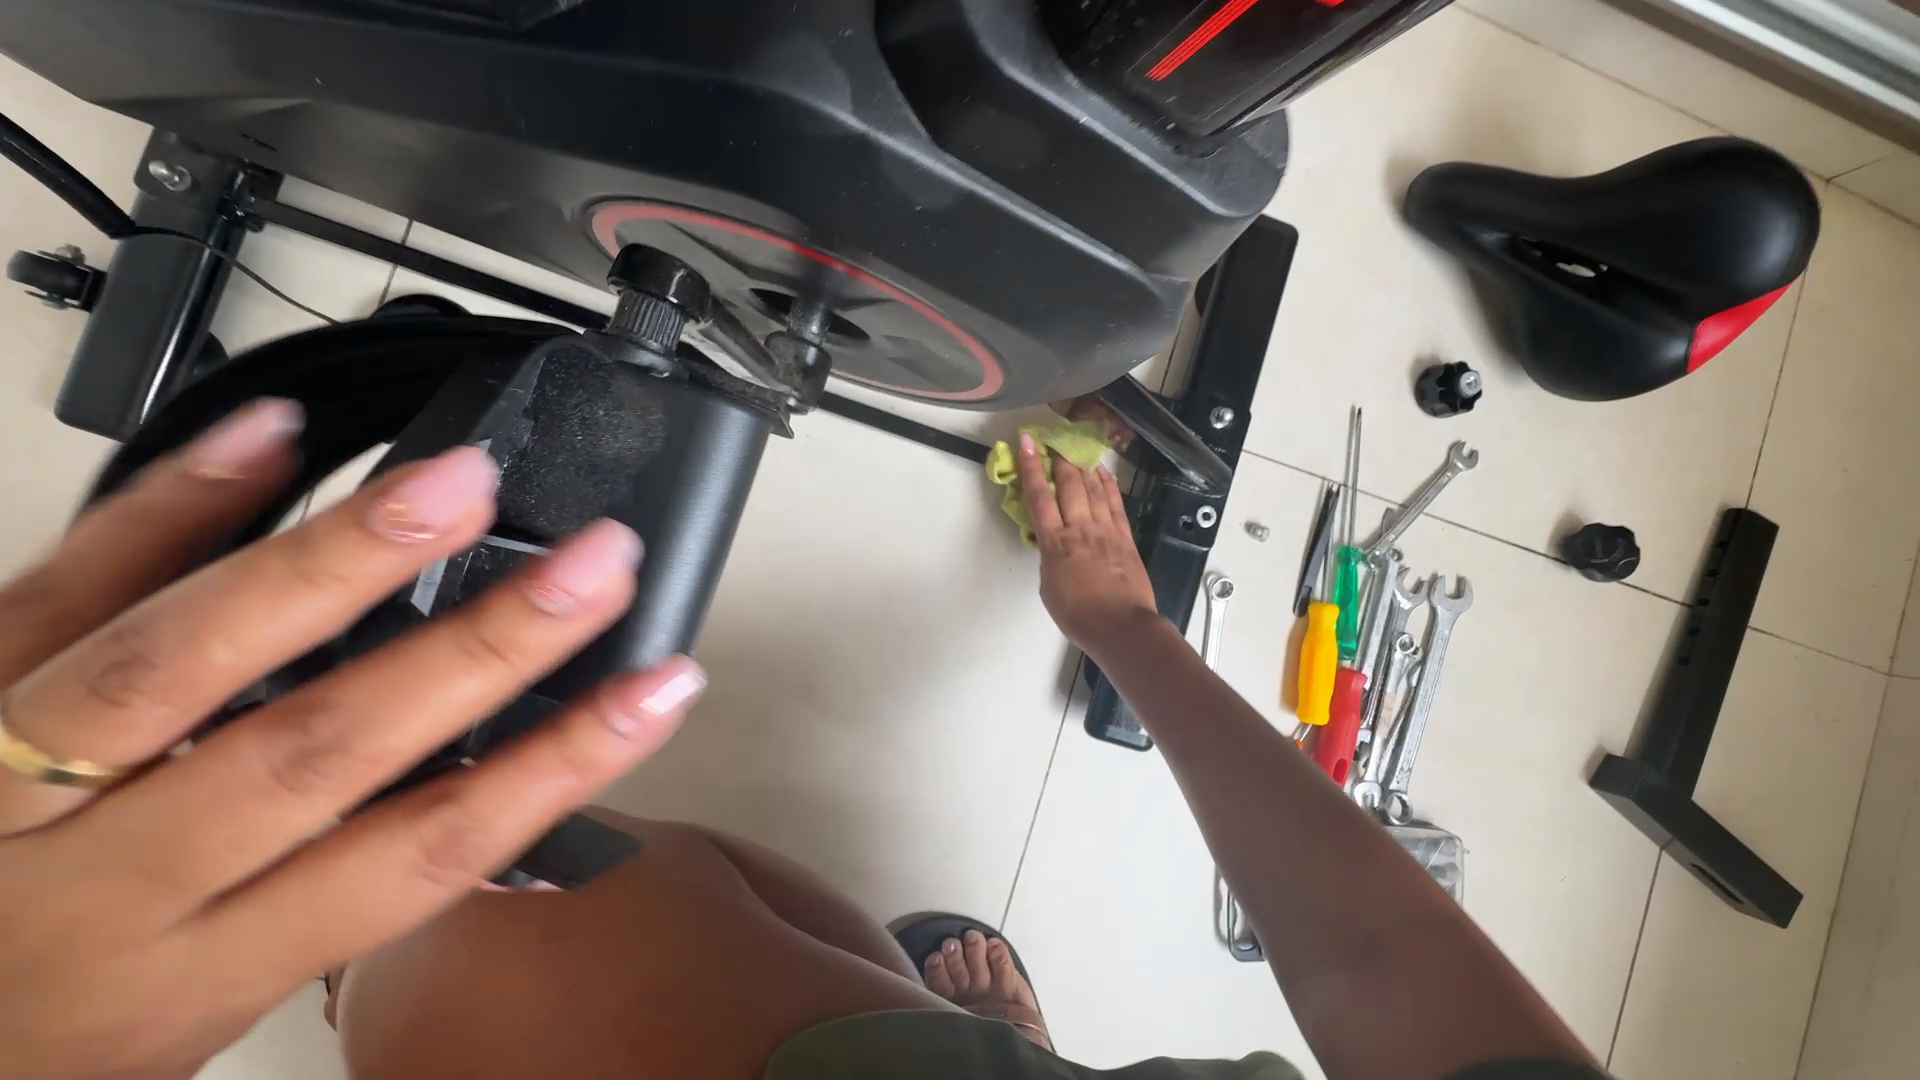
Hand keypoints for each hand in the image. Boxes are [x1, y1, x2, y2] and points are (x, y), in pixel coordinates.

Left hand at [0, 399, 704, 1078]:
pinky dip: (175, 501)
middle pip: (328, 743)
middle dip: (484, 645)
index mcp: (198, 965)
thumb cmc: (44, 1034)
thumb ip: (359, 908)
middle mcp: (106, 876)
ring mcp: (6, 776)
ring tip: (456, 484)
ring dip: (341, 558)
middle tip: (593, 567)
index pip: (427, 848)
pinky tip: (272, 434)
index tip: (656, 691)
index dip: (560, 766)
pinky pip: (61, 581)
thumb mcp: (213, 1012)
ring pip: (188, 652)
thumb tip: (519, 841)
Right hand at [1016, 433, 1158, 655]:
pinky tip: (1103, 472)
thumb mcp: (1049, 588)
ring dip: (1083, 466)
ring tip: (1076, 448)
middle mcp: (1080, 529)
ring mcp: (1105, 531)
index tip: (1027, 443)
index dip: (1031, 468)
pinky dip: (1109, 485)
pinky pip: (1116, 504)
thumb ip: (1051, 560)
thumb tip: (1056, 546)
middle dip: (1060, 458)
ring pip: (1093, 490)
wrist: (1121, 627)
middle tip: (1054, 438)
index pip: (1038, 498)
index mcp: (1055, 543)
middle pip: (1068, 485)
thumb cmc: (1078, 616)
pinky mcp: (1125, 538)